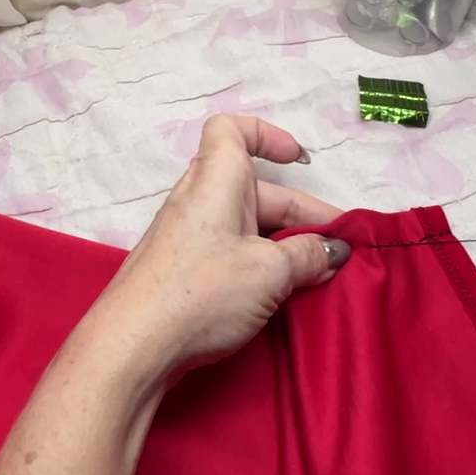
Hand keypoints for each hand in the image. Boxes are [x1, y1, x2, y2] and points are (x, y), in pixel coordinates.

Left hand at [88, 115, 348, 377]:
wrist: (134, 344)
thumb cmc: (202, 290)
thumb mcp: (269, 271)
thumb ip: (308, 255)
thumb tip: (334, 251)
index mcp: (216, 179)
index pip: (231, 130)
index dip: (267, 135)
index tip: (299, 161)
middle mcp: (199, 198)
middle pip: (257, 189)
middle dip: (302, 214)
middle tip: (341, 250)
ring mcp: (189, 235)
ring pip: (247, 224)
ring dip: (285, 243)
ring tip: (321, 275)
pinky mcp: (184, 268)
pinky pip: (232, 250)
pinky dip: (262, 263)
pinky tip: (285, 294)